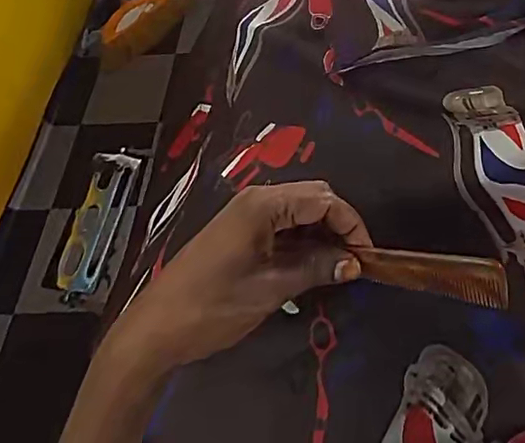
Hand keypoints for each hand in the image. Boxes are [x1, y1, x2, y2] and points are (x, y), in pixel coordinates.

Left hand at [109, 180, 371, 371]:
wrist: (157, 327)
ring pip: (300, 210)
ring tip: (337, 268)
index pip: (323, 199)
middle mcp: (257, 199)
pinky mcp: (242, 229)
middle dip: (339, 224)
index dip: (351, 224)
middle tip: (354, 261)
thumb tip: (352, 263)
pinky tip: (312, 265)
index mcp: (264, 204)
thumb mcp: (270, 289)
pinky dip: (303, 240)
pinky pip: (283, 224)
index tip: (366, 256)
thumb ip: (314, 269)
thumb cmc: (212, 305)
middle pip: (314, 197)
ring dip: (321, 234)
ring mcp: (248, 213)